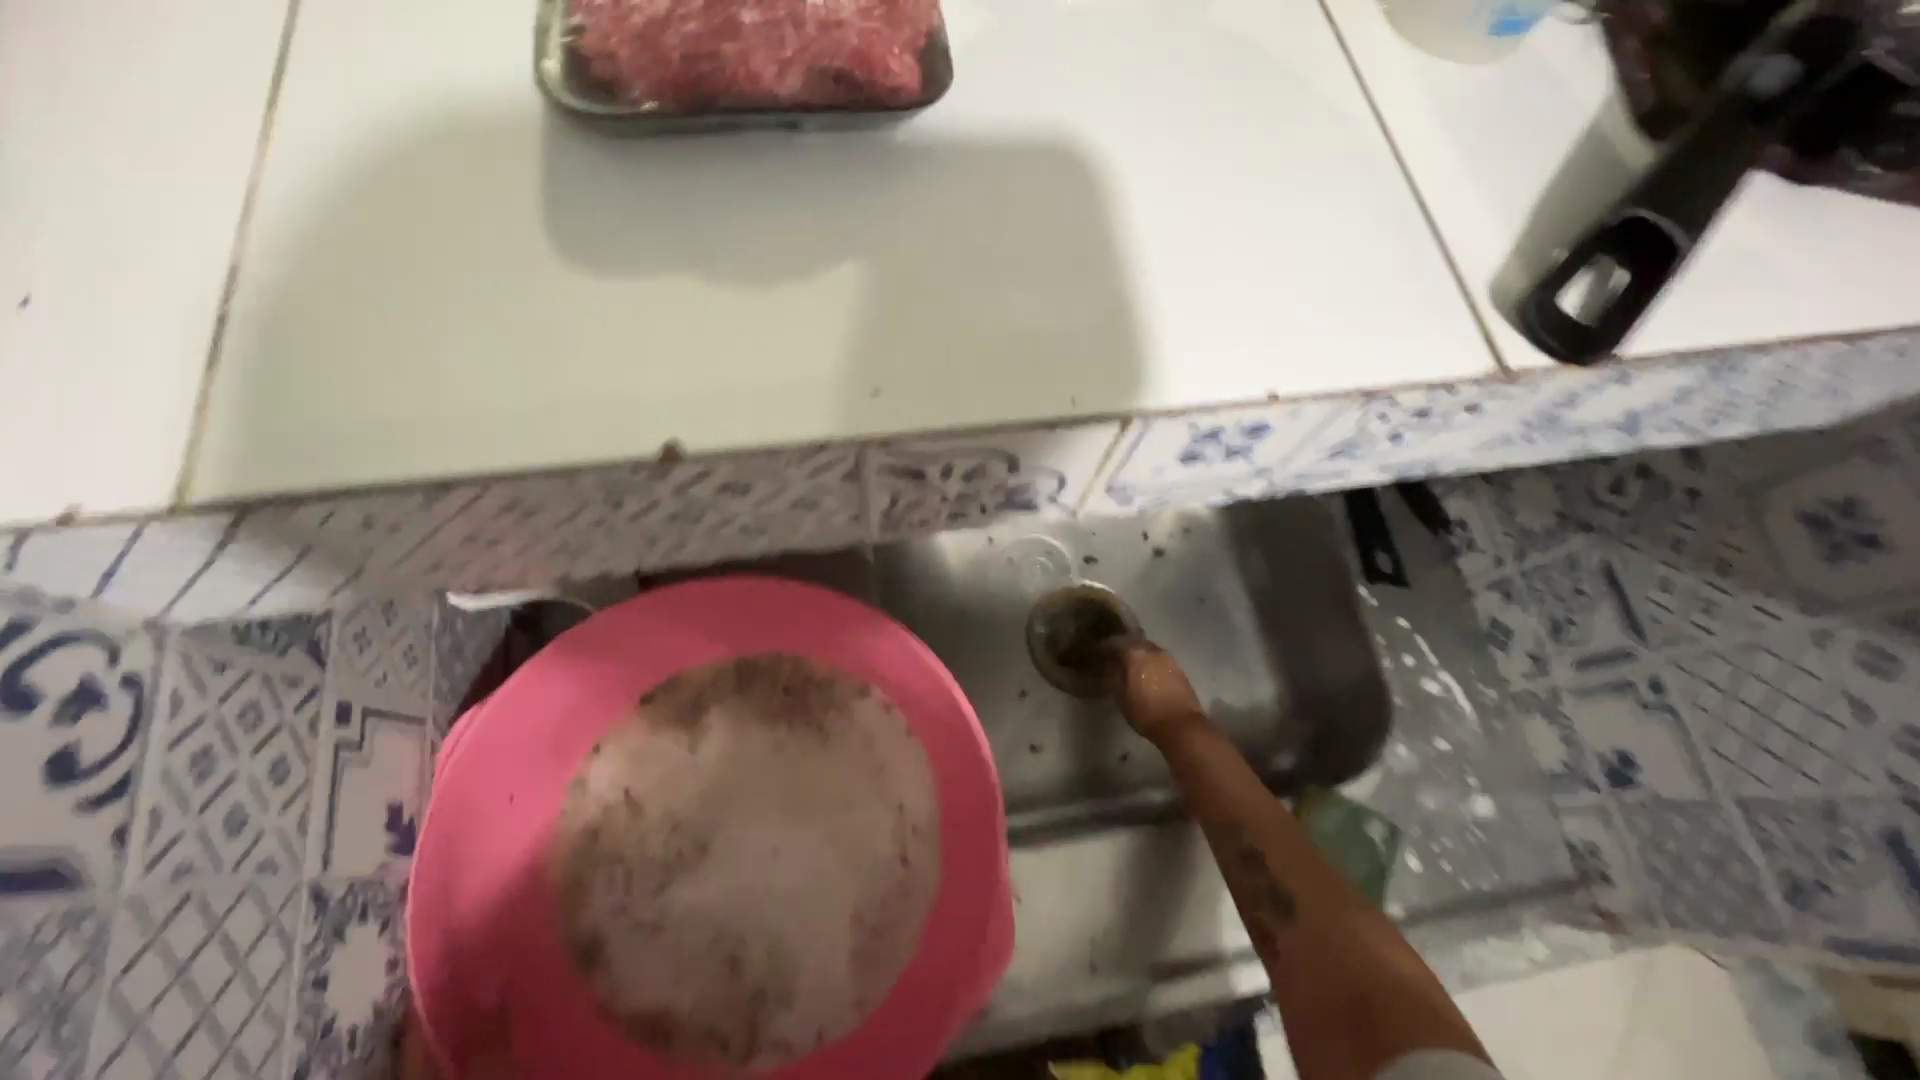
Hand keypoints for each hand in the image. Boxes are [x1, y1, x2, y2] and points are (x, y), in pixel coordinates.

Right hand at [1102, 639, 1208, 744]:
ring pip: (1148, 649)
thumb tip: (1110, 669)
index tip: (1097, 652)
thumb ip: (1114, 679)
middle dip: (1123, 648)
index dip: (1105, 646)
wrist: (1181, 726)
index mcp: (1135, 654)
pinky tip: (1146, 673)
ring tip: (1130, 666)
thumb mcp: (1121, 699)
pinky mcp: (1179, 669)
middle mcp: (1152, 651)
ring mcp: (1168, 658)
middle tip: (1113, 658)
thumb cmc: (1146, 713)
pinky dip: (1150, 662)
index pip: (1115, 642)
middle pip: (1134, 642)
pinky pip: (1159, 659)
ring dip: (1138, 655)